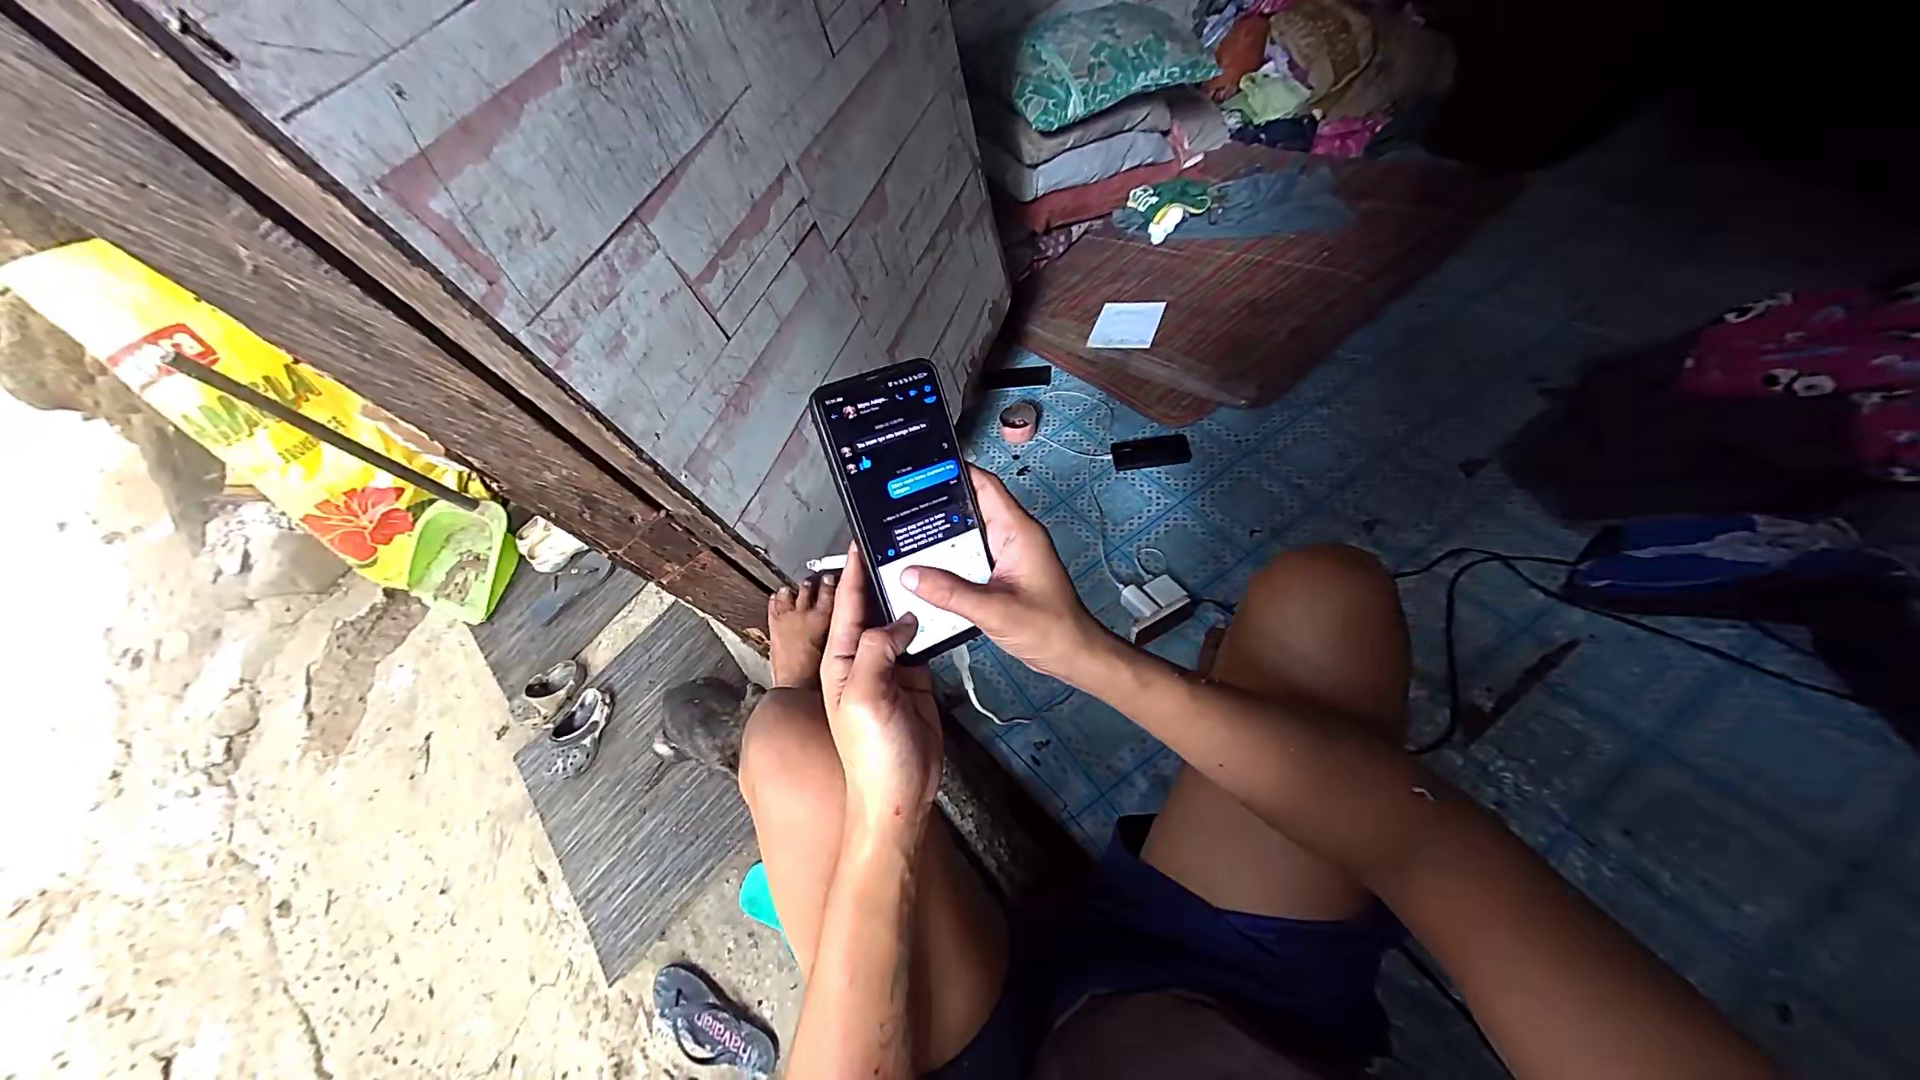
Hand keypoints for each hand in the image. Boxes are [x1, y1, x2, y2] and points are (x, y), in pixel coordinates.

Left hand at [820, 544, 943, 831]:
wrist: (899, 792)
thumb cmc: (871, 753)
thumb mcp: (864, 696)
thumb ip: (877, 650)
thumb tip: (902, 620)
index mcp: (842, 660)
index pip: (847, 607)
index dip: (852, 574)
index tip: (860, 543)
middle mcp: (865, 659)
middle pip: (874, 611)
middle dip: (882, 581)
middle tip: (899, 548)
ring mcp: (892, 669)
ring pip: (900, 625)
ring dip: (909, 602)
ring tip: (923, 571)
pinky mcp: (916, 680)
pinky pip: (923, 644)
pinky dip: (931, 627)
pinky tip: (940, 609)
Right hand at [903, 466, 1114, 682]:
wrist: (1072, 654)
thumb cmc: (1051, 628)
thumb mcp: (994, 610)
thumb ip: (951, 592)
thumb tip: (912, 576)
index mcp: (1018, 532)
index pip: (985, 486)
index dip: (956, 472)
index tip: (924, 469)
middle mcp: (1013, 538)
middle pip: (971, 509)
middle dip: (939, 507)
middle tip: (903, 509)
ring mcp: (1008, 556)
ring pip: (968, 536)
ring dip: (943, 540)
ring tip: (907, 539)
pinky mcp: (1002, 575)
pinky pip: (971, 559)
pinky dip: (950, 562)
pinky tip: (928, 571)